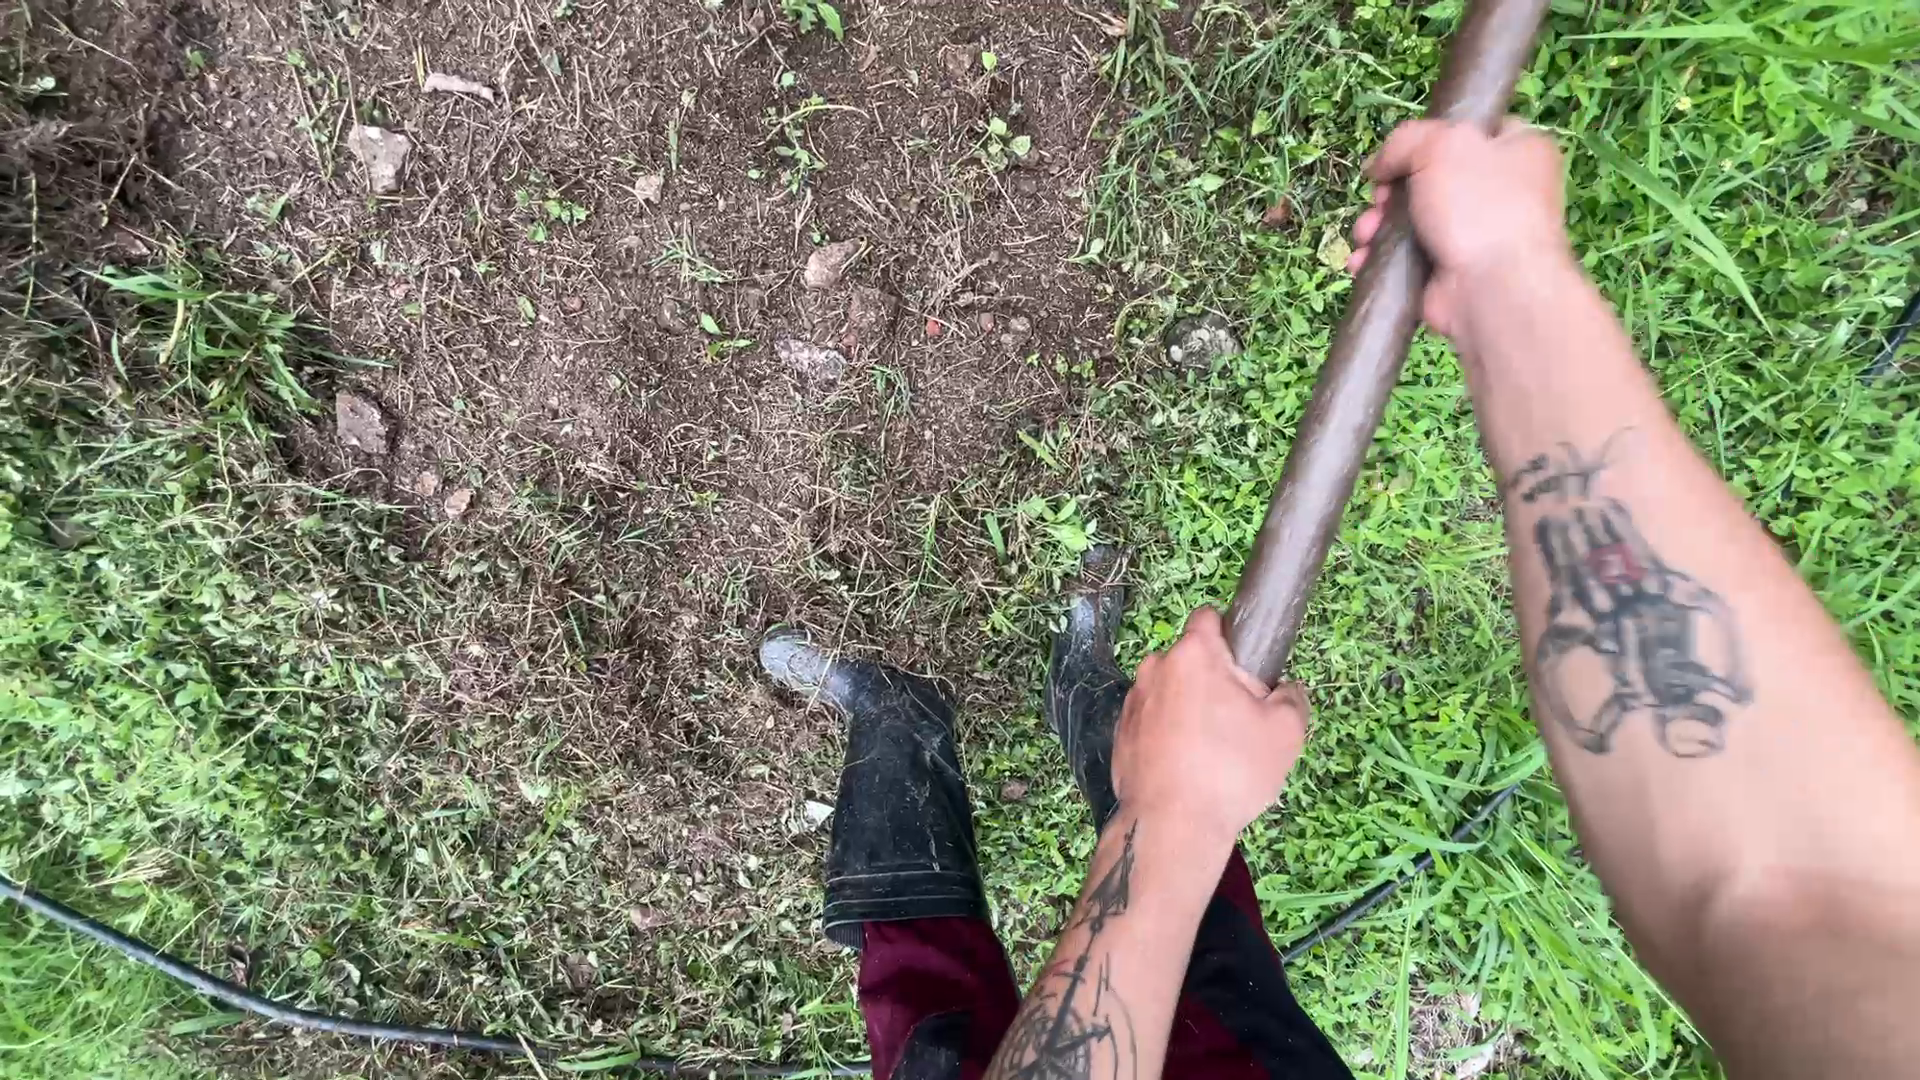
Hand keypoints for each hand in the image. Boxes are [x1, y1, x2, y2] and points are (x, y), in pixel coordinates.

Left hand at [1111, 607, 1309, 846]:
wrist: (1172, 822)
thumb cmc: (1230, 769)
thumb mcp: (1285, 731)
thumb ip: (1291, 697)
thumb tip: (1284, 688)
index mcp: (1193, 655)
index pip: (1209, 618)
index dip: (1230, 635)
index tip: (1245, 667)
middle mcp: (1155, 667)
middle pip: (1191, 660)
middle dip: (1213, 680)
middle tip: (1237, 720)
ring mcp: (1133, 699)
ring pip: (1171, 690)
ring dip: (1189, 707)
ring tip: (1211, 750)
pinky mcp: (1120, 730)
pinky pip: (1153, 719)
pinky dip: (1168, 732)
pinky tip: (1185, 764)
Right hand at [1348, 117, 1570, 338]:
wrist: (1492, 285)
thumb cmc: (1479, 205)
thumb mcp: (1443, 145)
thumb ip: (1406, 140)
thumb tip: (1378, 165)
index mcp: (1514, 149)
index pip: (1466, 133)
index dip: (1425, 142)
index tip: (1397, 160)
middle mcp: (1495, 191)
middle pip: (1424, 182)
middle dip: (1388, 194)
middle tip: (1379, 203)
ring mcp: (1468, 234)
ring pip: (1406, 223)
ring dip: (1374, 228)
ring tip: (1364, 236)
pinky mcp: (1442, 271)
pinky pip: (1399, 259)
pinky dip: (1375, 260)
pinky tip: (1362, 261)